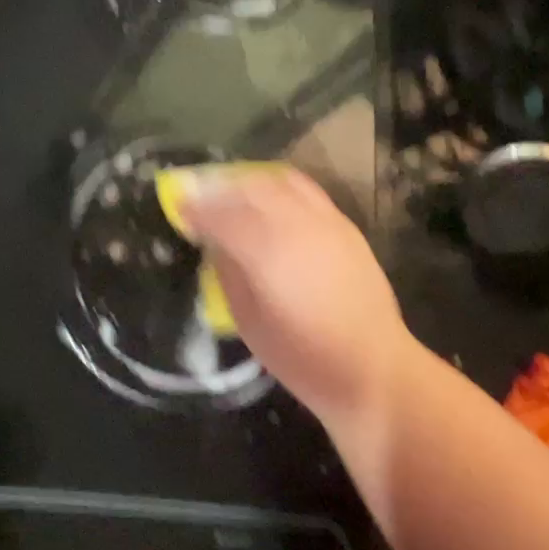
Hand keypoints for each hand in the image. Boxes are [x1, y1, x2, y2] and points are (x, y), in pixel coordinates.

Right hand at [182, 168, 415, 421]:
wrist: (371, 367)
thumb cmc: (303, 357)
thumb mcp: (249, 321)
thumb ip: (229, 271)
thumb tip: (214, 242)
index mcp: (269, 253)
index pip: (222, 214)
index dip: (195, 207)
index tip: (177, 207)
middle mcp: (298, 225)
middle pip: (249, 188)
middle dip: (218, 188)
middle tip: (197, 195)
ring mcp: (326, 221)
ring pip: (278, 181)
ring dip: (247, 182)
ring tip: (229, 193)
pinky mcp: (345, 225)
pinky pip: (305, 190)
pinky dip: (277, 187)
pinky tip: (265, 200)